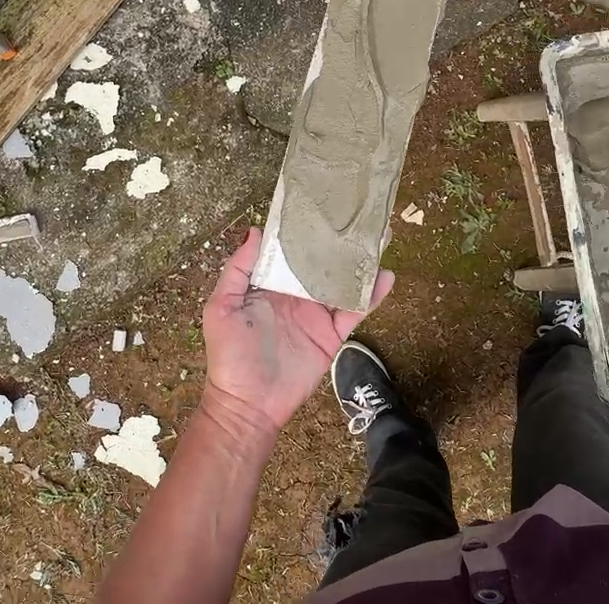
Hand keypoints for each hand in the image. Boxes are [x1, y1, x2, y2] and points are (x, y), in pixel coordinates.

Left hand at [199, 229, 394, 445]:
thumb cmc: (229, 354)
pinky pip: (355, 311)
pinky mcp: (332, 334)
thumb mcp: (221, 307)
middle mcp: (297, 293)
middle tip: (361, 214)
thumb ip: (237, 269)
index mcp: (271, 283)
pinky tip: (387, 276)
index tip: (322, 203)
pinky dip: (372, 295)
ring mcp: (317, 313)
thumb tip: (258, 231)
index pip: (292, 250)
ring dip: (362, 261)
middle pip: (324, 261)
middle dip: (340, 240)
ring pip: (344, 281)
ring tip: (381, 237)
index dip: (305, 229)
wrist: (247, 404)